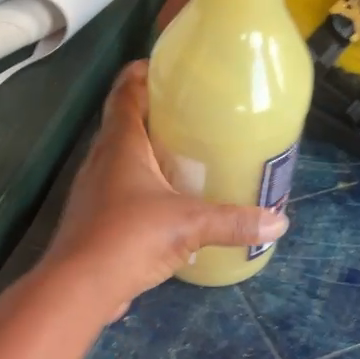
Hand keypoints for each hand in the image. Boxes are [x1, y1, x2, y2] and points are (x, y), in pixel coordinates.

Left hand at [32, 60, 287, 323]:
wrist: (80, 287)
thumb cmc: (129, 238)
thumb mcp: (189, 225)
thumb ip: (233, 222)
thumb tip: (279, 223)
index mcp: (120, 143)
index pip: (126, 90)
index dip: (146, 72)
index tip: (175, 71)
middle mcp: (101, 159)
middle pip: (126, 123)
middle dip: (157, 117)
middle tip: (196, 119)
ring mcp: (93, 191)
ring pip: (123, 161)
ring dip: (150, 157)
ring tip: (187, 161)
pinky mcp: (93, 221)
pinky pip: (121, 194)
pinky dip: (143, 191)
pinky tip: (167, 207)